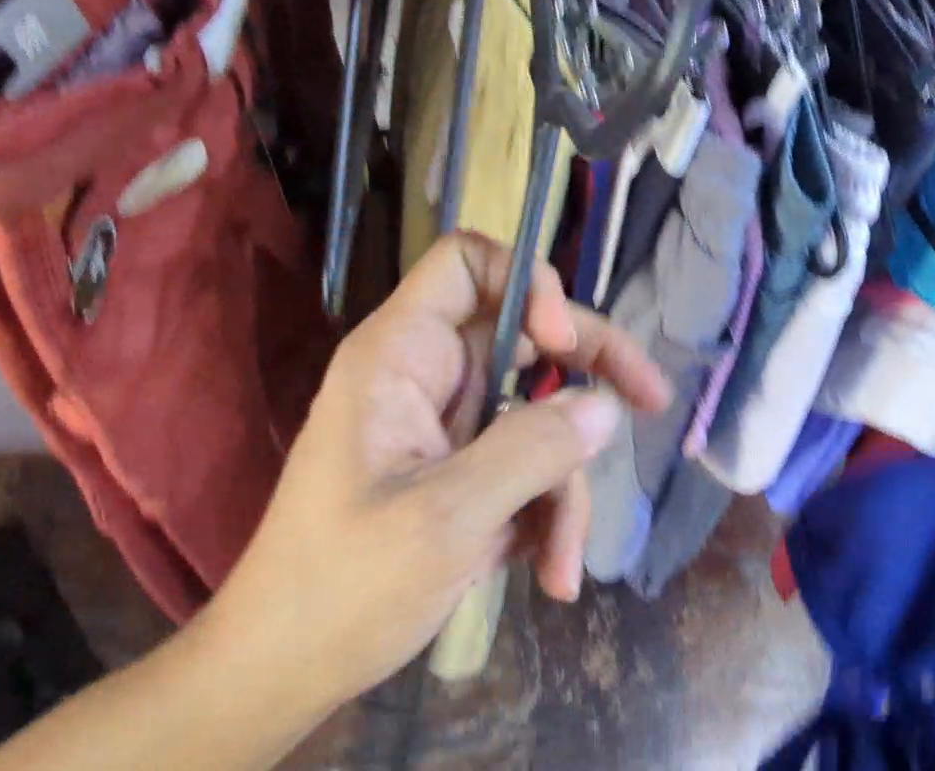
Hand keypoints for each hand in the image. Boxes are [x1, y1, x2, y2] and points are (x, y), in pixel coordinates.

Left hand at [199, 232, 671, 711]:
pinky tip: (547, 573)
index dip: (528, 284)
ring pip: (541, 415)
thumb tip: (605, 408)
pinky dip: (549, 514)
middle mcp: (430, 377)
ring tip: (561, 565)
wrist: (284, 671)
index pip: (467, 263)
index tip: (563, 345)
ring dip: (565, 485)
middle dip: (591, 376)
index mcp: (401, 357)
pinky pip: (531, 464)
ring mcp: (451, 427)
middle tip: (650, 403)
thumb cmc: (342, 588)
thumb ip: (533, 451)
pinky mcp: (466, 471)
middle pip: (529, 337)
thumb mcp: (447, 518)